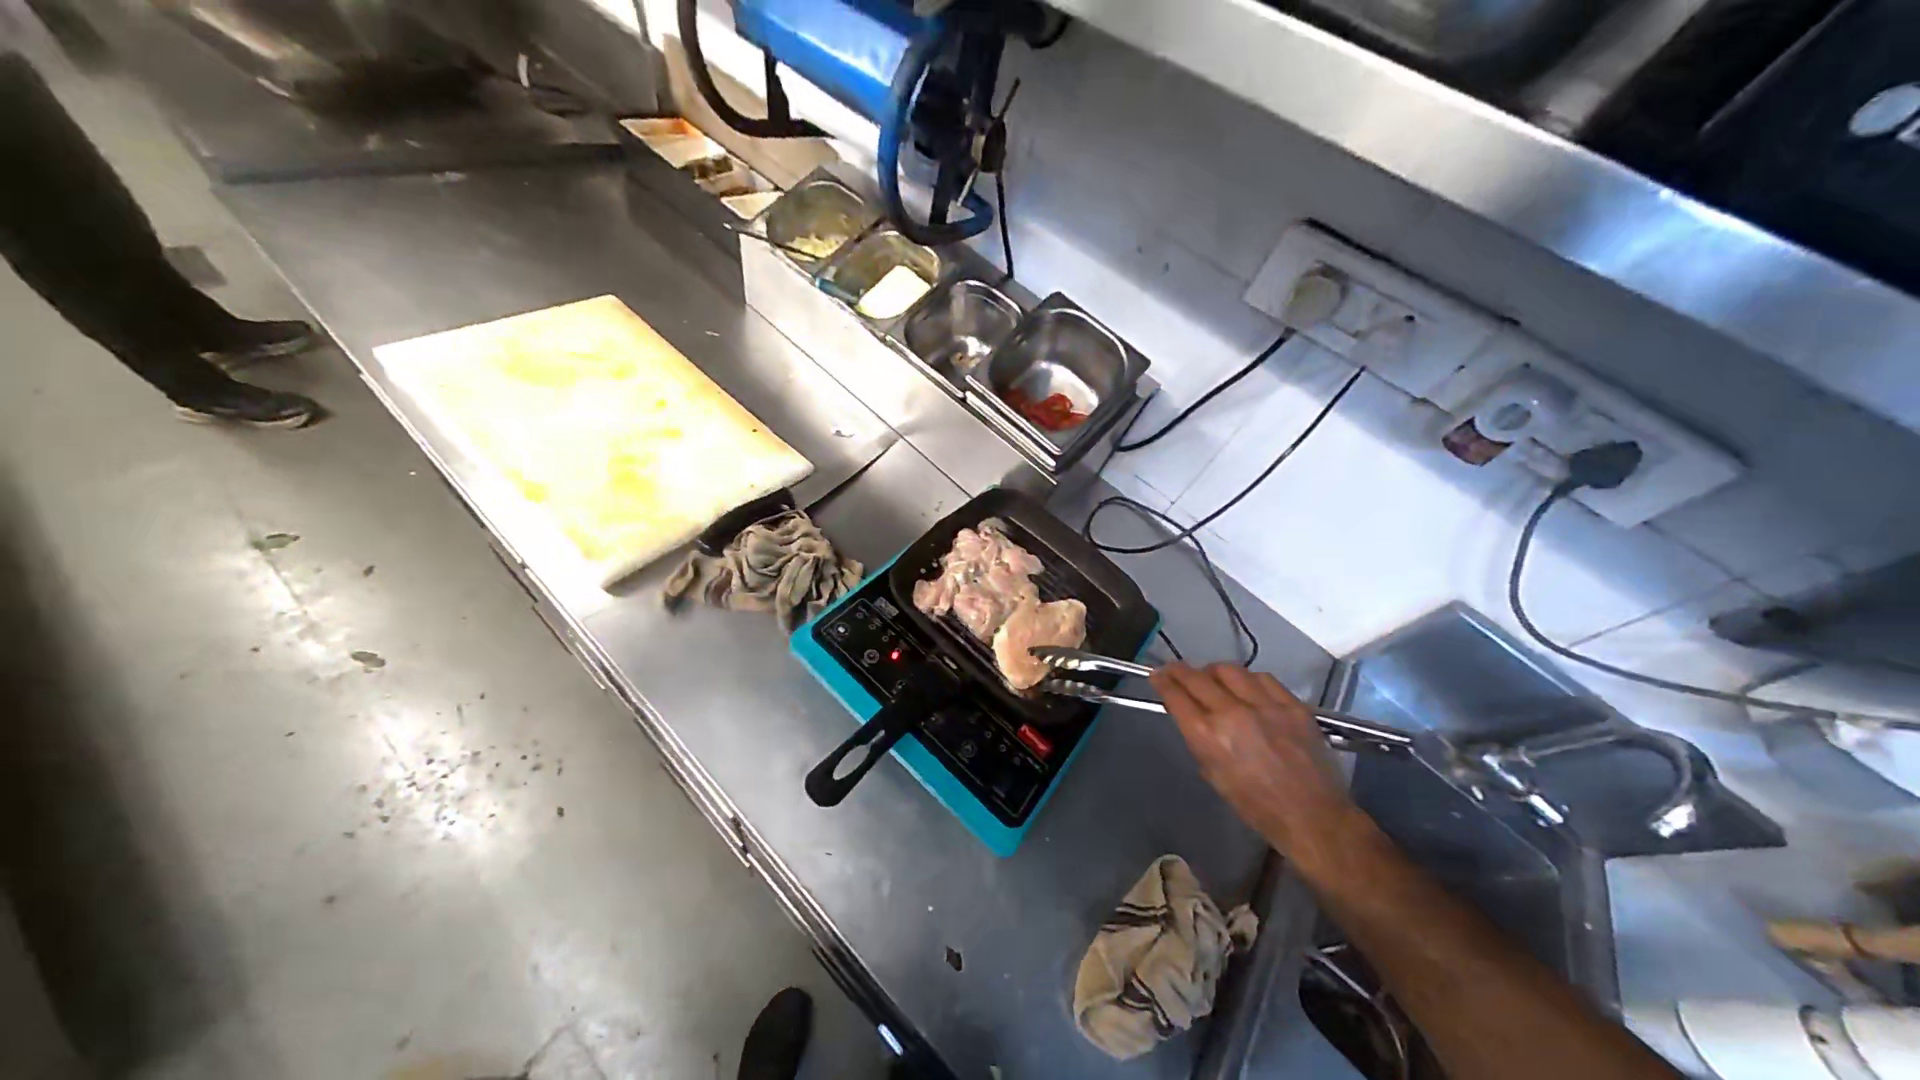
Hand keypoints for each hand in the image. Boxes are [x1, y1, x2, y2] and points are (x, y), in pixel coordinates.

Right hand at [1151, 663, 1367, 867]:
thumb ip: (1199, 740)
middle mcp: (1233, 713)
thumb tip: (1192, 716)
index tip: (1157, 675)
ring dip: (1214, 672)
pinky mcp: (1293, 705)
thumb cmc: (1256, 806)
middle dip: (1180, 671)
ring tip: (1212, 678)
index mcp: (1208, 736)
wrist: (1311, 815)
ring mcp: (1265, 706)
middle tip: (1175, 670)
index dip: (1163, 681)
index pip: (1177, 696)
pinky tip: (1247, 686)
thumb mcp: (1213, 775)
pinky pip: (1263, 678)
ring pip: (1230, 670)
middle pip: (1197, 677)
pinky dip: (1248, 679)